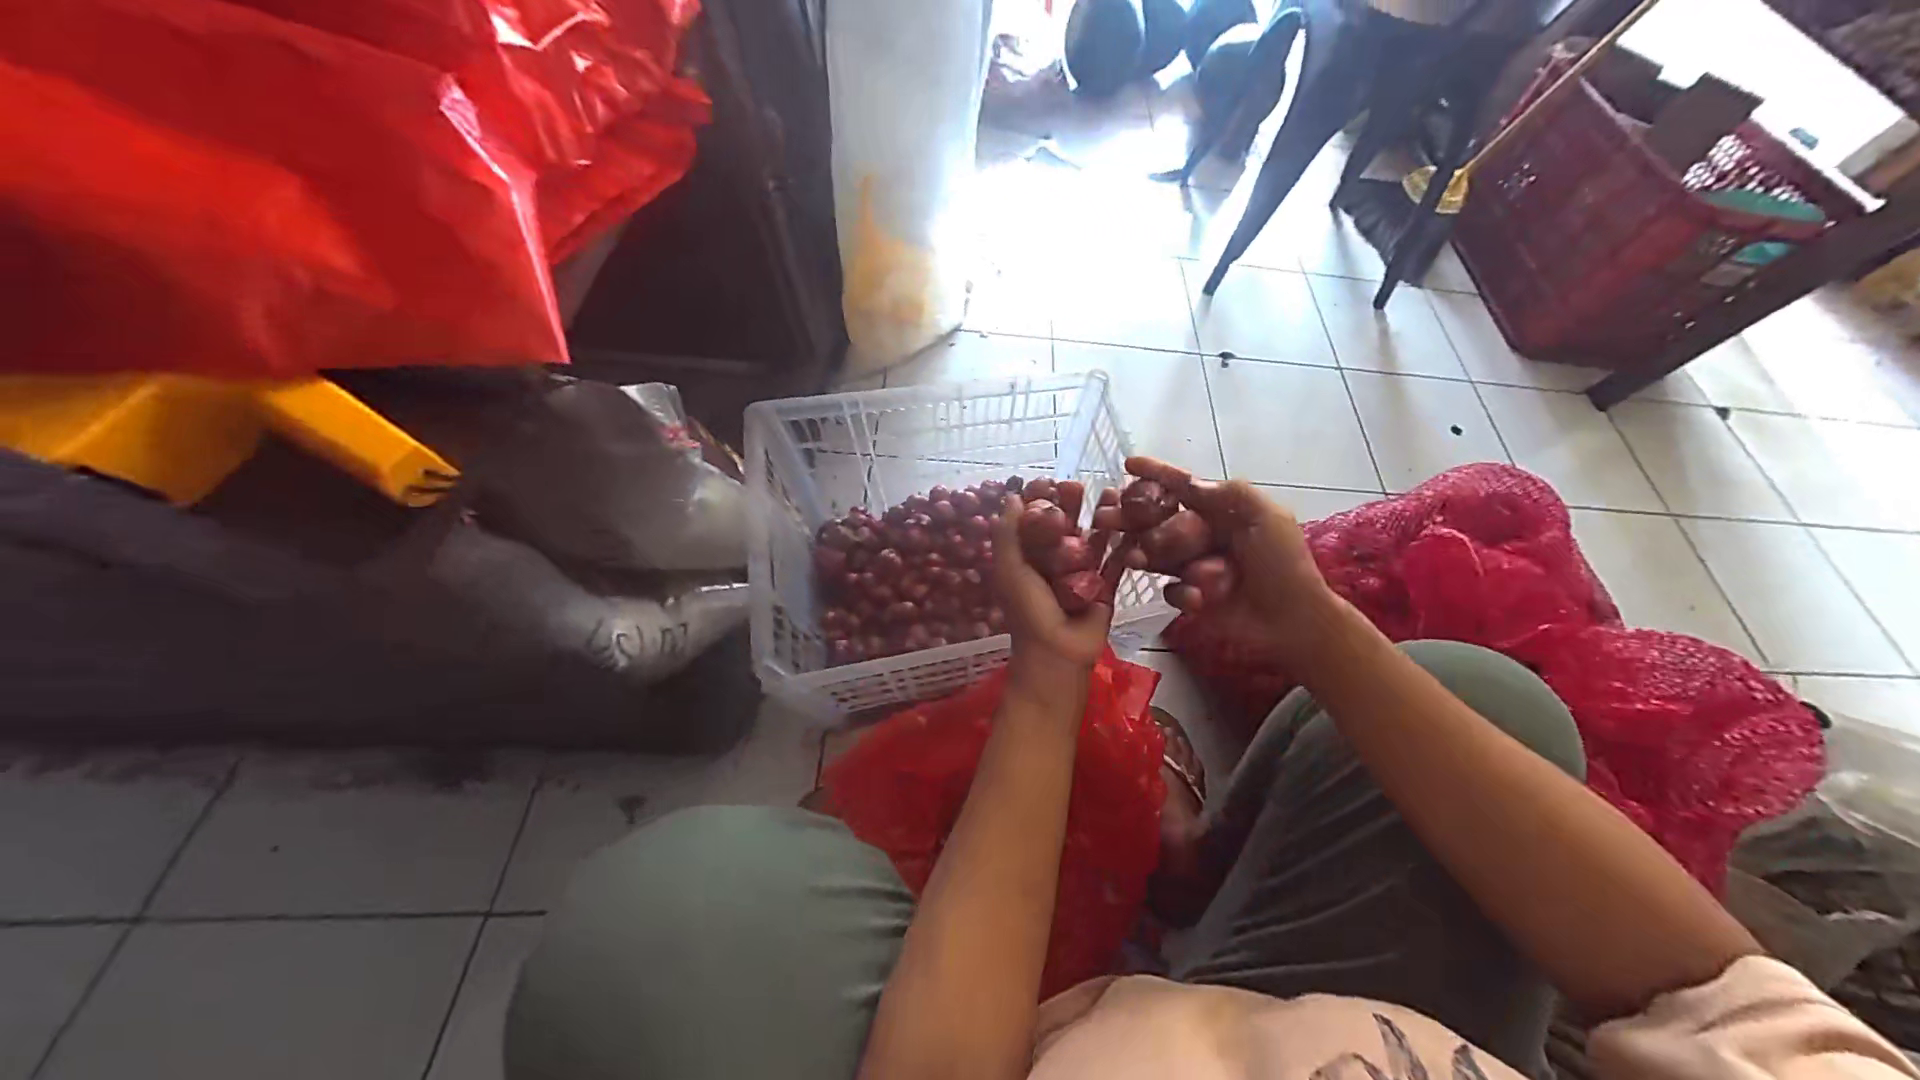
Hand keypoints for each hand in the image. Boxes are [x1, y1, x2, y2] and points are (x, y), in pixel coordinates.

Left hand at [992, 494, 1114, 691]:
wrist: (1058, 654)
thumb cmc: (1029, 611)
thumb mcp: (1010, 569)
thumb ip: (1009, 535)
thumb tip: (1013, 497)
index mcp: (1028, 561)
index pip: (1035, 525)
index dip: (1041, 504)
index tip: (1047, 482)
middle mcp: (1054, 566)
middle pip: (1064, 528)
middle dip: (1069, 506)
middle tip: (1075, 485)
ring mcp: (1081, 576)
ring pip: (1091, 541)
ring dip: (1098, 518)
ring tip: (1106, 493)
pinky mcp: (1105, 588)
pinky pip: (1115, 562)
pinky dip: (1121, 543)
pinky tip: (1128, 521)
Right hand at [1116, 456, 1340, 662]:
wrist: (1293, 618)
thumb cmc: (1283, 563)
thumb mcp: (1266, 517)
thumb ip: (1229, 494)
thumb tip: (1189, 482)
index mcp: (1220, 512)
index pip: (1183, 488)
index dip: (1156, 474)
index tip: (1129, 464)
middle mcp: (1202, 535)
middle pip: (1157, 522)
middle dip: (1131, 519)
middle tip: (1105, 519)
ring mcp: (1193, 566)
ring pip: (1156, 555)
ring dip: (1143, 554)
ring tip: (1132, 558)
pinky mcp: (1190, 596)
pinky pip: (1171, 589)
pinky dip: (1182, 592)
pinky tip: (1198, 599)